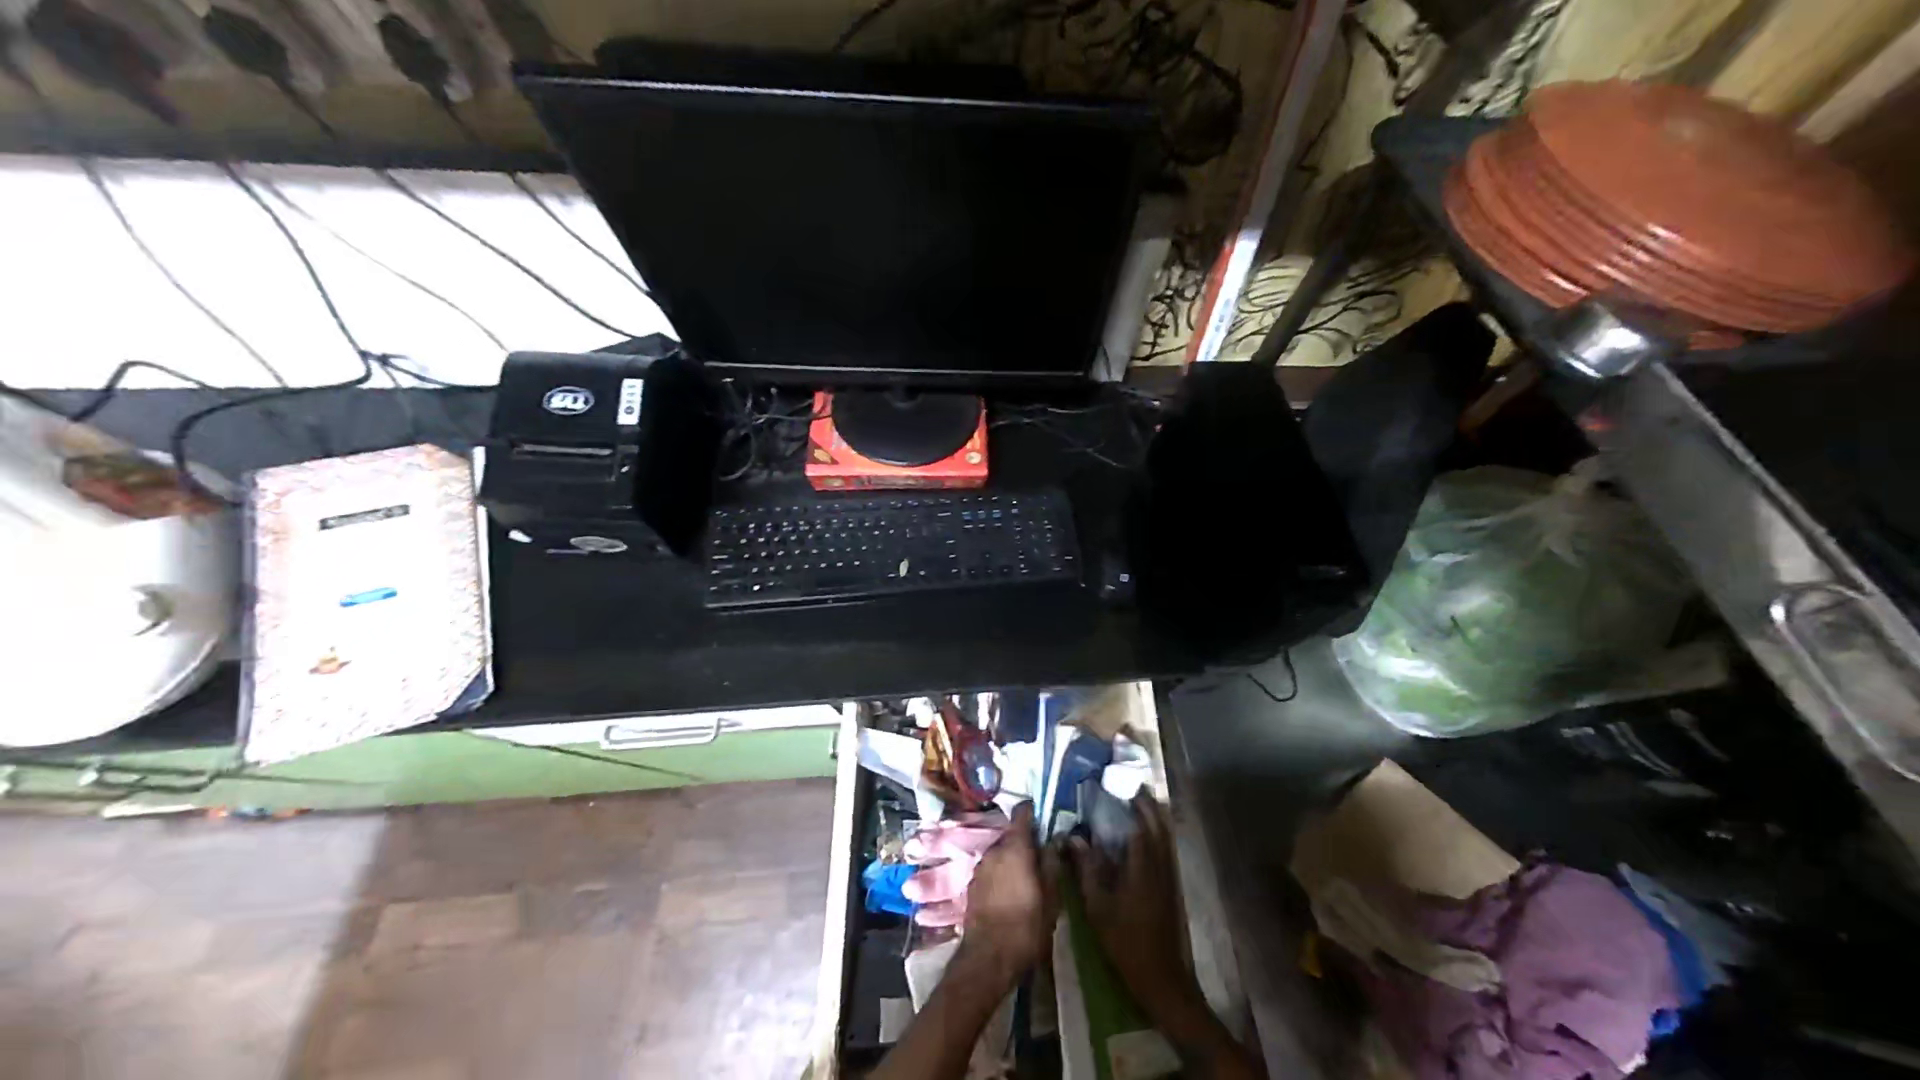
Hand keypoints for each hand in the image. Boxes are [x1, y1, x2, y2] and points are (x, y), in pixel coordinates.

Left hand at [957, 801, 1058, 987]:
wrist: (988, 958)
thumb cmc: (1026, 926)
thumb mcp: (1051, 897)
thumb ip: (1053, 864)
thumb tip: (1055, 840)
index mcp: (1014, 848)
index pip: (1022, 814)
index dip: (1033, 812)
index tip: (1045, 818)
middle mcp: (993, 851)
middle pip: (1011, 836)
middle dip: (1025, 842)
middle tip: (1042, 857)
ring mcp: (979, 868)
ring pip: (1000, 854)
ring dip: (1012, 859)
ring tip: (1027, 878)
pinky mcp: (972, 886)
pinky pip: (990, 870)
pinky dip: (1001, 874)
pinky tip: (1010, 893)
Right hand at [1063, 794, 1208, 1032]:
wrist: (1162, 979)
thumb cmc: (1126, 942)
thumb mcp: (1099, 907)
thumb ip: (1087, 870)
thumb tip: (1073, 838)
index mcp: (1144, 867)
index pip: (1141, 824)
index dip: (1132, 801)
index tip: (1117, 783)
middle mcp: (1161, 866)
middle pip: (1158, 825)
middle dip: (1145, 804)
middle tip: (1125, 787)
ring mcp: (1169, 877)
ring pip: (1164, 837)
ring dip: (1151, 817)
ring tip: (1132, 803)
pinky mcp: (1170, 888)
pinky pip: (1164, 849)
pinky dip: (1154, 834)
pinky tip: (1138, 837)